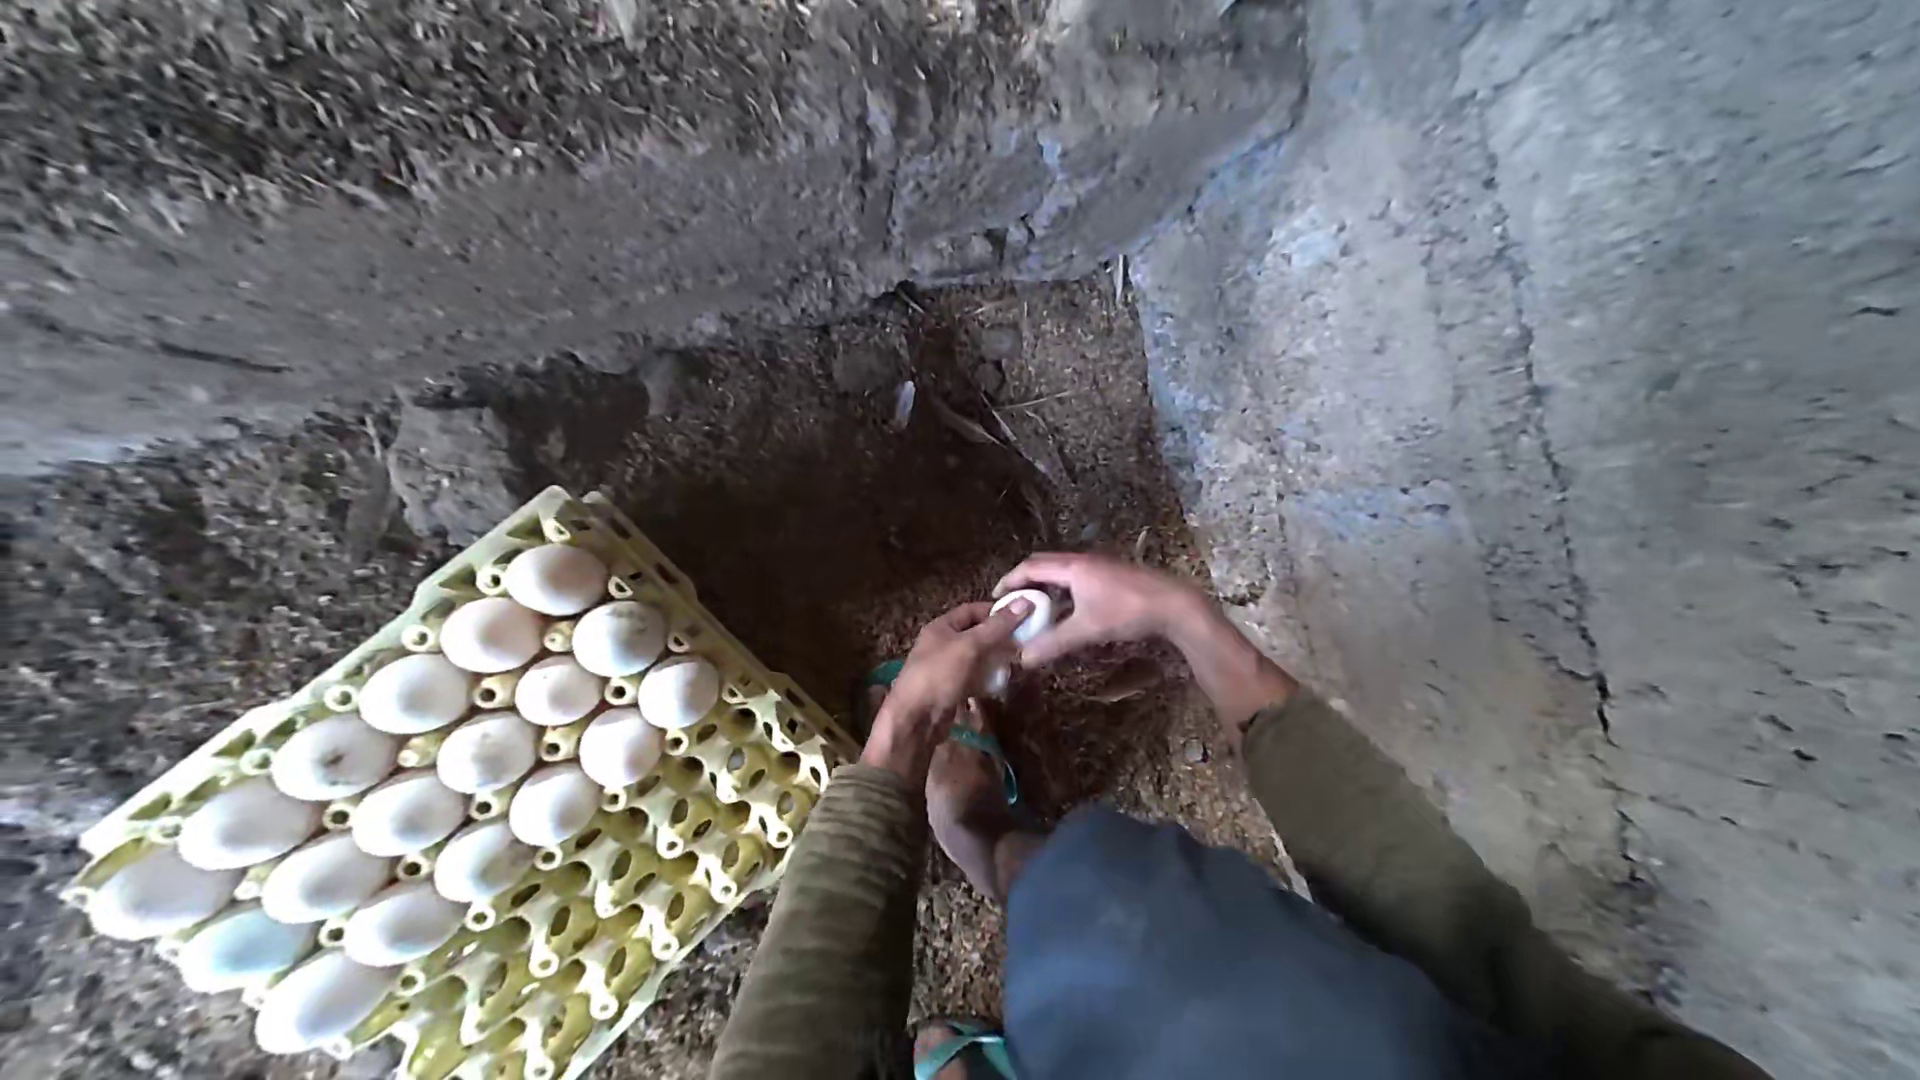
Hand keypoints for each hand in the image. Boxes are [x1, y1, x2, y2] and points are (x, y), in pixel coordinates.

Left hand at [860, 598, 1033, 785]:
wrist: (915, 720)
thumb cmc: (939, 674)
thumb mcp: (969, 645)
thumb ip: (997, 626)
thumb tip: (1024, 601)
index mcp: (941, 627)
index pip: (971, 610)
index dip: (995, 610)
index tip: (1021, 615)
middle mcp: (942, 644)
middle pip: (976, 634)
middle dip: (999, 636)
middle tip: (1025, 639)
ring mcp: (946, 668)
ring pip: (977, 657)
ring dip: (996, 658)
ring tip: (1020, 659)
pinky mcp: (952, 689)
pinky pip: (974, 678)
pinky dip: (989, 678)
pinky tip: (1005, 680)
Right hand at [994, 552, 1206, 666]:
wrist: (1175, 605)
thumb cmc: (1127, 611)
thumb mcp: (1086, 630)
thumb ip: (1053, 644)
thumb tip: (1024, 659)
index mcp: (1072, 567)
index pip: (1030, 567)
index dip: (1010, 580)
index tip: (996, 596)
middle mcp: (1084, 561)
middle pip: (1045, 565)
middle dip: (1025, 581)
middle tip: (1013, 601)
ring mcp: (1100, 566)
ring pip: (1063, 572)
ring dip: (1046, 587)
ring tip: (1035, 608)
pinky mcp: (1113, 575)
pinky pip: (1077, 578)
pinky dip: (1063, 591)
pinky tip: (1067, 611)